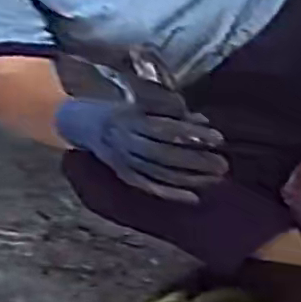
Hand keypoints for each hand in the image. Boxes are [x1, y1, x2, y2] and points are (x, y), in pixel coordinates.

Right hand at [53, 76, 227, 203]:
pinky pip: (146, 186)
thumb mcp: (144, 103)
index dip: (193, 134)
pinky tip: (194, 197)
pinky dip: (170, 193)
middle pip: (161, 153)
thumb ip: (173, 111)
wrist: (77, 122)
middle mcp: (122, 140)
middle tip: (223, 164)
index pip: (164, 129)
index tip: (218, 139)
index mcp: (129, 119)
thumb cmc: (125, 111)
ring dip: (188, 178)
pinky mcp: (120, 174)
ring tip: (216, 179)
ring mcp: (120, 160)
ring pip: (155, 172)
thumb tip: (202, 120)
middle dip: (195, 161)